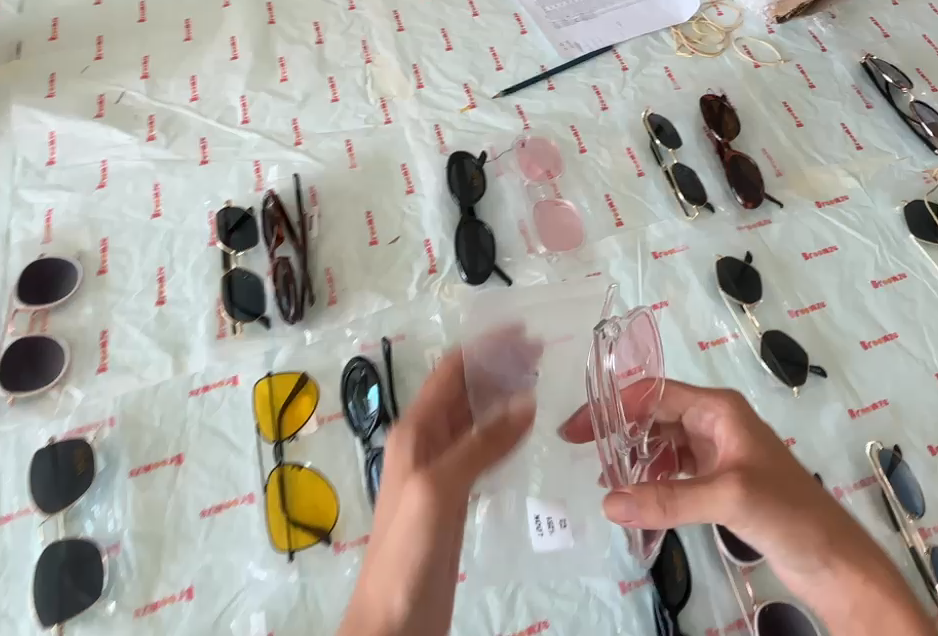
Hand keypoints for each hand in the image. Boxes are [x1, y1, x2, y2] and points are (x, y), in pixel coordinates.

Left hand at [337, 346, 535, 635]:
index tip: (524, 331)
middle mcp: (427, 441)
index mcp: (415, 430)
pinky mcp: (456, 496)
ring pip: (476, 416)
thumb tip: (527, 401)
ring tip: (542, 380)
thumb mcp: (441, 487)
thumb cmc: (408, 548)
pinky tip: (529, 430)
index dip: (485, 346)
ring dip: (504, 394)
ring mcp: (442, 469)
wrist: (394, 620)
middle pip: (465, 388)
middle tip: (543, 352)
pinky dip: (506, 430)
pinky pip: (484, 449)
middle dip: (500, 365)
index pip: (452, 370)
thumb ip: (481, 443)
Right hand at [560, 380, 930, 635]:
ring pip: (663, 444)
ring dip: (635, 458)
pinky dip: (653, 481)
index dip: (613, 406)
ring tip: (606, 481)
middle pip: (654, 415)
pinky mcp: (720, 482)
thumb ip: (668, 498)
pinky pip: (675, 471)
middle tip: (583, 454)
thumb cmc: (788, 511)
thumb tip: (607, 502)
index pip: (654, 393)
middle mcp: (715, 422)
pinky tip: (637, 499)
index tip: (576, 428)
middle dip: (619, 431)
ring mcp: (718, 453)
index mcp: (718, 408)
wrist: (835, 559)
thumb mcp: (727, 497)